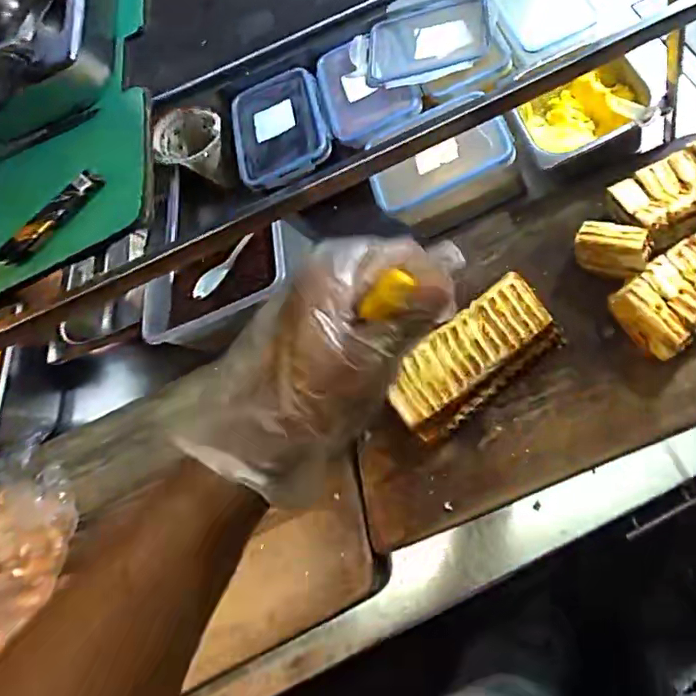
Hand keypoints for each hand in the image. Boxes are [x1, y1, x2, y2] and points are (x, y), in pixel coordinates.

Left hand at [167, 236, 457, 505]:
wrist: (241, 444)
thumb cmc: (307, 400)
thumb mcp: (369, 358)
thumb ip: (411, 307)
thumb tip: (454, 257)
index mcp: (338, 263)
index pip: (408, 252)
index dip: (433, 281)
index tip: (442, 321)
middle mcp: (327, 266)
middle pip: (394, 270)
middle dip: (413, 304)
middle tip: (417, 345)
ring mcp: (318, 292)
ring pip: (379, 294)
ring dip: (395, 323)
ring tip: (391, 360)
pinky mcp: (313, 317)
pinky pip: (359, 313)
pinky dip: (374, 334)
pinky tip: (369, 364)